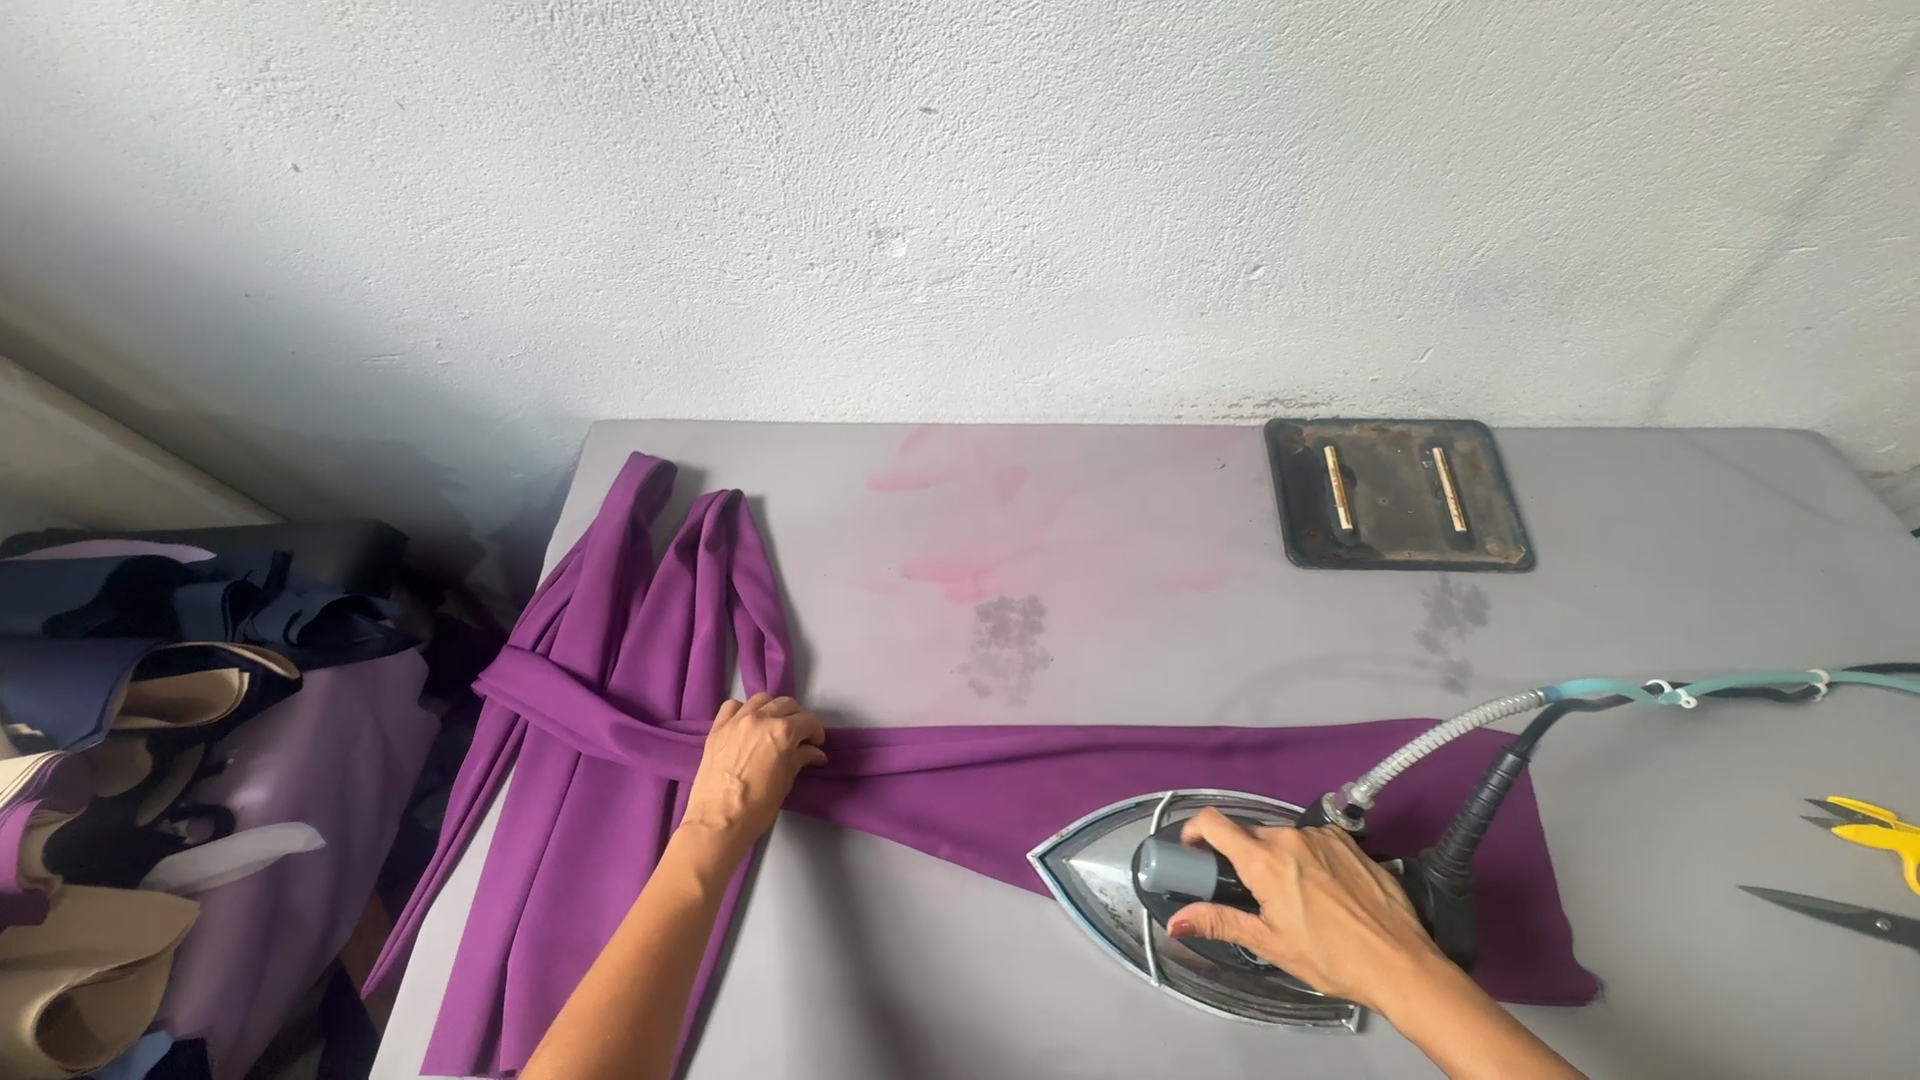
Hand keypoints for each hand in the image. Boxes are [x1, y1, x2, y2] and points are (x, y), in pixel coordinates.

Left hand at [681, 693, 825, 851]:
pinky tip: (746, 724)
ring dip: (772, 710)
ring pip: (761, 700)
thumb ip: (801, 759)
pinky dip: (743, 711)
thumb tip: (815, 753)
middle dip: (797, 719)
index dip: (816, 732)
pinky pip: (732, 707)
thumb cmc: (758, 806)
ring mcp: (737, 720)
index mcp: (783, 731)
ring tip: (772, 727)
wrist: (717, 822)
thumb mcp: (786, 782)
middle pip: (787, 705)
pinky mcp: (717, 728)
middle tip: (798, 736)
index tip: (816, 744)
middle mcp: (761, 718)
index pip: (808, 721)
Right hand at [1166, 808, 1446, 1009]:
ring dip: (1277, 857)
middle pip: (1249, 833)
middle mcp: (1289, 837)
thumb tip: (1176, 921)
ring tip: (1294, 895)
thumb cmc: (1331, 958)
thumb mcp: (1271, 943)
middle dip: (1241, 856)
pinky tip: (1324, 887)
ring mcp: (1321, 835)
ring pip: (1283, 838)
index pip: (1213, 822)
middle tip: (1250, 891)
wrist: (1402, 964)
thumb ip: (1220, 922)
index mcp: (1263, 860)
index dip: (1195, 831)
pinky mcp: (1348, 841)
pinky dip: (1308, 856)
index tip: (1194, 850)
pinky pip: (1313, 840)